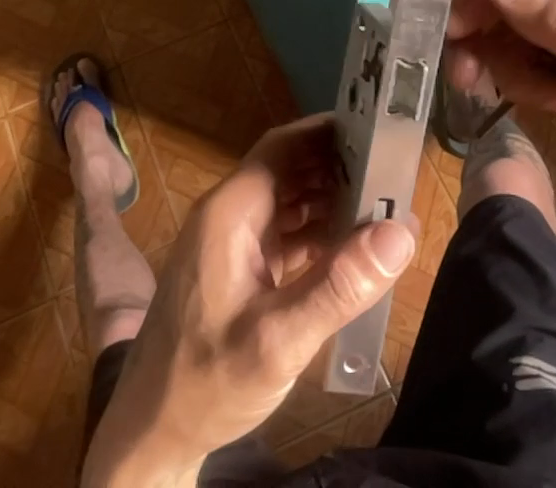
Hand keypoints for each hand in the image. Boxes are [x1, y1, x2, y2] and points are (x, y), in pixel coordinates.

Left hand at [82, 114, 416, 486]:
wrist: (154, 428)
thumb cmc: (208, 380)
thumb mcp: (278, 339)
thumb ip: (338, 285)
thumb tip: (401, 230)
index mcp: (229, 214)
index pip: (281, 148)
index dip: (327, 132)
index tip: (377, 127)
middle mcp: (227, 218)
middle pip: (288, 170)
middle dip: (338, 166)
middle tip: (396, 170)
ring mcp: (230, 245)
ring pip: (287, 203)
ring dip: (331, 200)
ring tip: (386, 204)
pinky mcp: (237, 271)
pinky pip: (283, 235)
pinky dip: (318, 234)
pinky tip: (354, 247)